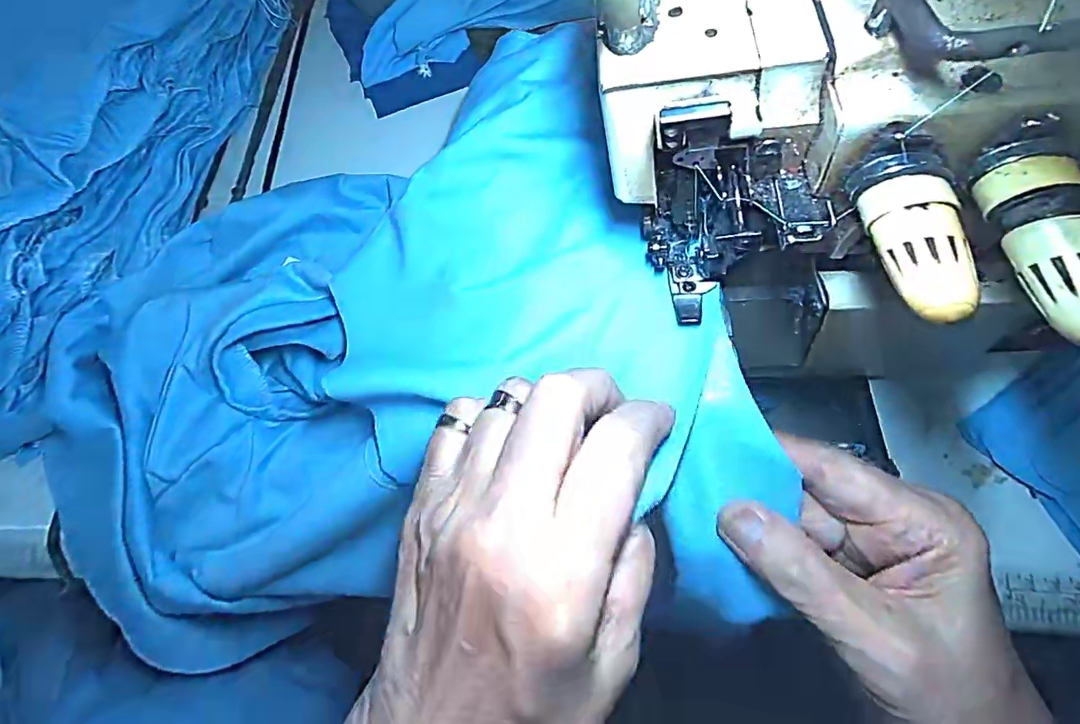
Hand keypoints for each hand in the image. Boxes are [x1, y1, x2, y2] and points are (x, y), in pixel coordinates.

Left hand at [350, 370, 675, 723]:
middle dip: (597, 388)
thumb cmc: (531, 709)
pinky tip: (505, 443)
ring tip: (560, 431)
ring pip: (504, 399)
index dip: (647, 418)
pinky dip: (488, 416)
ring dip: (544, 403)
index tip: (658, 419)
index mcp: (560, 568)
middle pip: (553, 397)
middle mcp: (502, 519)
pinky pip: (454, 420)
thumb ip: (635, 571)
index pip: (613, 449)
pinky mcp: (420, 500)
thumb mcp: (612, 663)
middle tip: (612, 413)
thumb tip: (633, 498)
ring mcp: (452, 503)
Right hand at [718, 434, 1050, 723]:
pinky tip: (722, 539)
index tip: (712, 440)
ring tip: (695, 504)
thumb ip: (805, 577)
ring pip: (792, 515)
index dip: (771, 451)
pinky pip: (792, 545)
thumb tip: (733, 512)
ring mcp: (867, 542)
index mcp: (921, 519)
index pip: (833, 469)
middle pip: (806, 489)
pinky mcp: (845, 567)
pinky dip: (760, 547)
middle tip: (692, 478)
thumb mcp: (878, 641)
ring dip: (750, 517)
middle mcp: (891, 517)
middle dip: (751, 487)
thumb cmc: (950, 702)